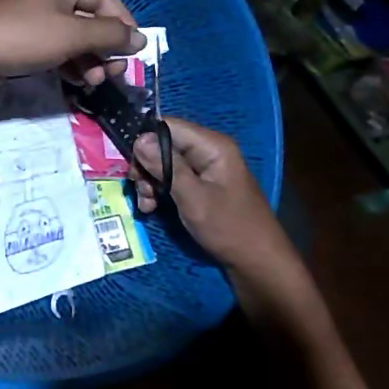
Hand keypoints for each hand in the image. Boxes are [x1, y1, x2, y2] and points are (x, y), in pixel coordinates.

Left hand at [0, 0, 144, 83]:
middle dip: (106, 46)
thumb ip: (110, 36)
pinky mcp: (27, 40)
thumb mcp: (73, 35)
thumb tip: (141, 39)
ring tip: (94, 81)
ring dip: (91, 60)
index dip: (124, 21)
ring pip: (77, 38)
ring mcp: (38, 19)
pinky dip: (72, 64)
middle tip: (113, 72)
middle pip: (92, 19)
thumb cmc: (23, 37)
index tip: (134, 49)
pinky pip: (60, 49)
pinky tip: (79, 81)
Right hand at [132, 117, 291, 272]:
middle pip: (164, 144)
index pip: (168, 126)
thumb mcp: (193, 198)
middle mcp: (208, 150)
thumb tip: (139, 139)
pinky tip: (152, 208)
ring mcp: (206, 168)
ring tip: (147, 205)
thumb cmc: (228, 228)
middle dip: (146, 166)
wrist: (257, 262)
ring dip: (150, 182)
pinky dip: (160, 191)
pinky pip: (174, 178)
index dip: (145, 141)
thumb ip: (165, 167)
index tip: (132, 167)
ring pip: (165, 162)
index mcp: (212, 145)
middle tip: (140, 191)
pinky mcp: (202, 184)